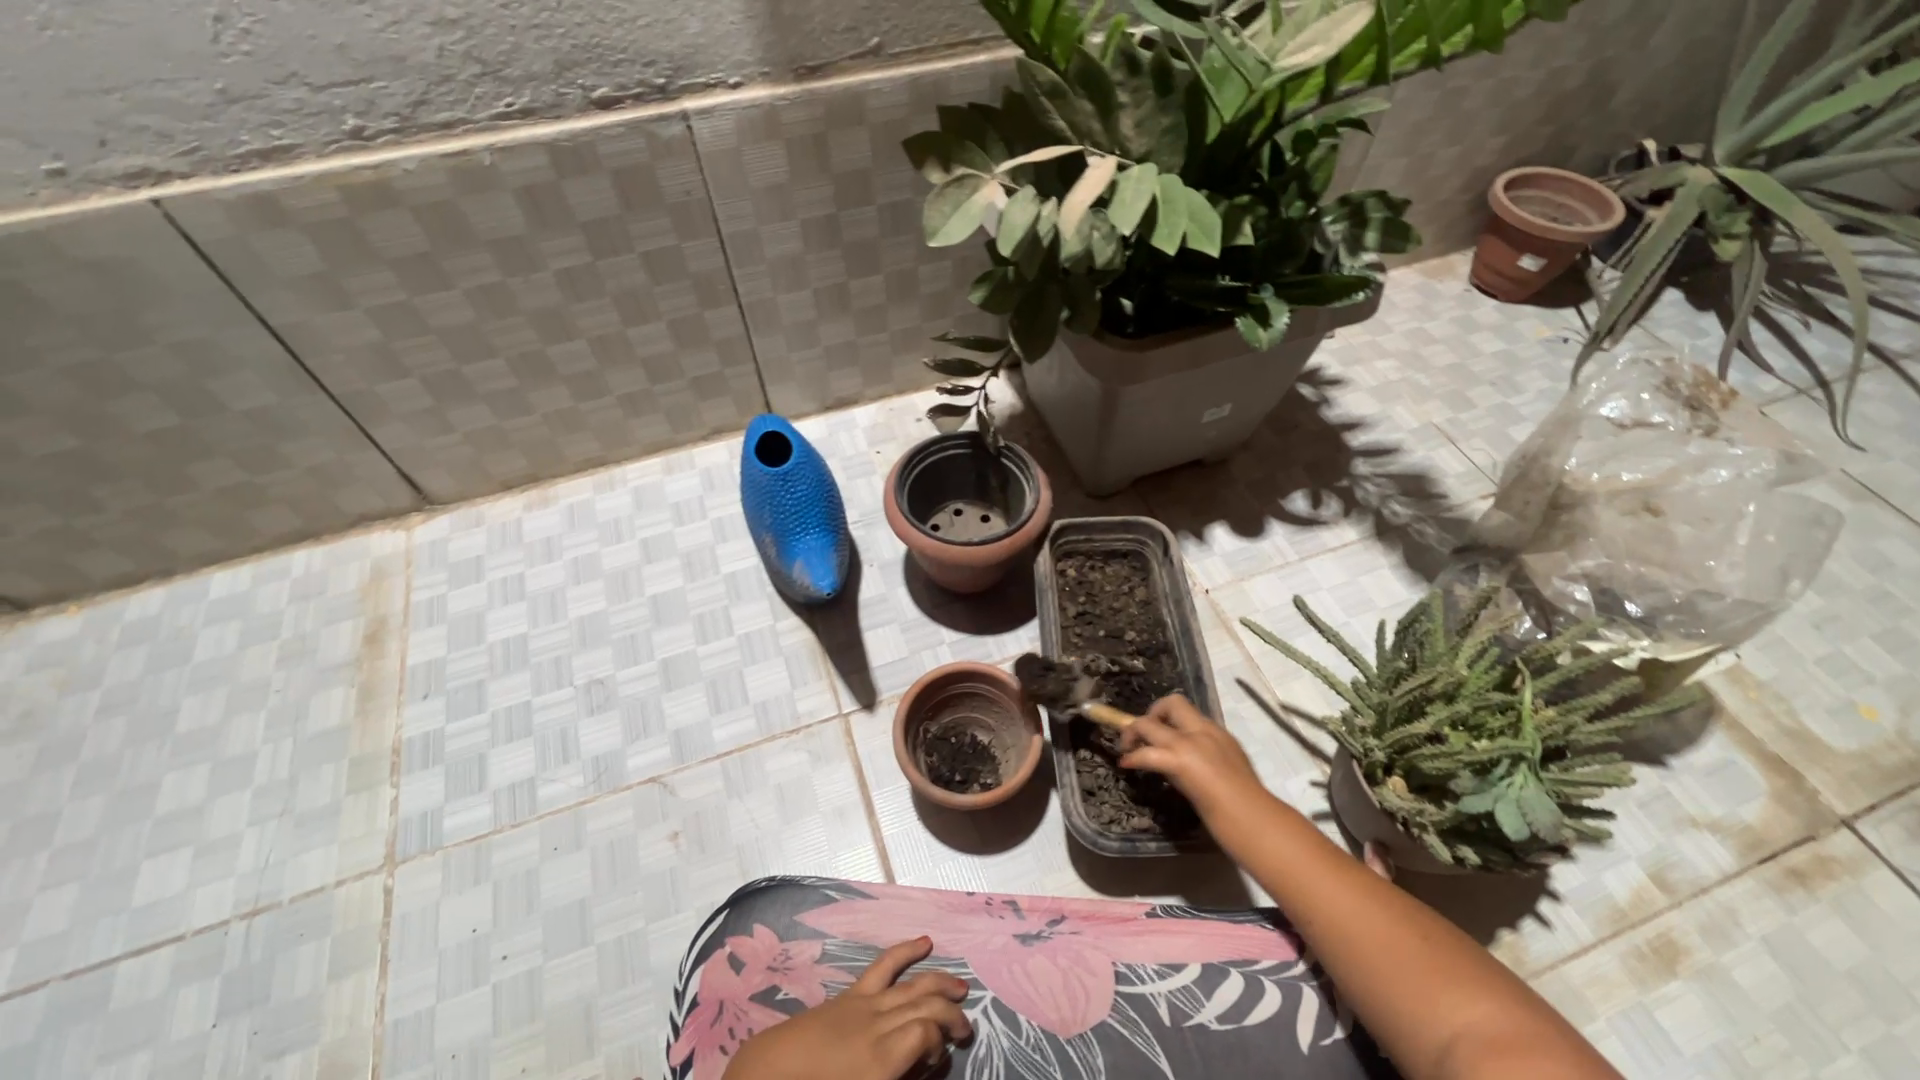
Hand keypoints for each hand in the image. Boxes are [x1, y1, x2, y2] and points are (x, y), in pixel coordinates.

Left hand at [726, 937, 972, 1079]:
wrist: (772, 1074)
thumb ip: (900, 1077)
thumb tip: (923, 1065)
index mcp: (881, 1059)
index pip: (928, 1034)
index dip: (941, 1044)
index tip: (936, 1060)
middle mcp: (879, 1025)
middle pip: (928, 1005)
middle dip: (953, 1015)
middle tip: (965, 1031)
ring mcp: (865, 1003)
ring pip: (913, 984)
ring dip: (942, 983)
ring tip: (962, 990)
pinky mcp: (852, 993)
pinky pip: (884, 966)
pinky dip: (906, 951)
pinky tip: (925, 942)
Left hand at [1119, 695, 1269, 821]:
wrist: (1250, 813)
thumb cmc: (1246, 799)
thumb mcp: (1230, 765)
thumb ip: (1210, 756)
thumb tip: (1188, 761)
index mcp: (1216, 732)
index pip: (1188, 710)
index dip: (1168, 716)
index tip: (1160, 730)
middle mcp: (1202, 731)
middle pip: (1172, 702)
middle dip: (1153, 712)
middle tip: (1142, 732)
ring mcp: (1188, 745)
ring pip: (1150, 724)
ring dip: (1133, 732)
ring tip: (1126, 746)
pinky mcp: (1178, 762)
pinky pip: (1146, 754)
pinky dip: (1133, 757)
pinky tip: (1126, 764)